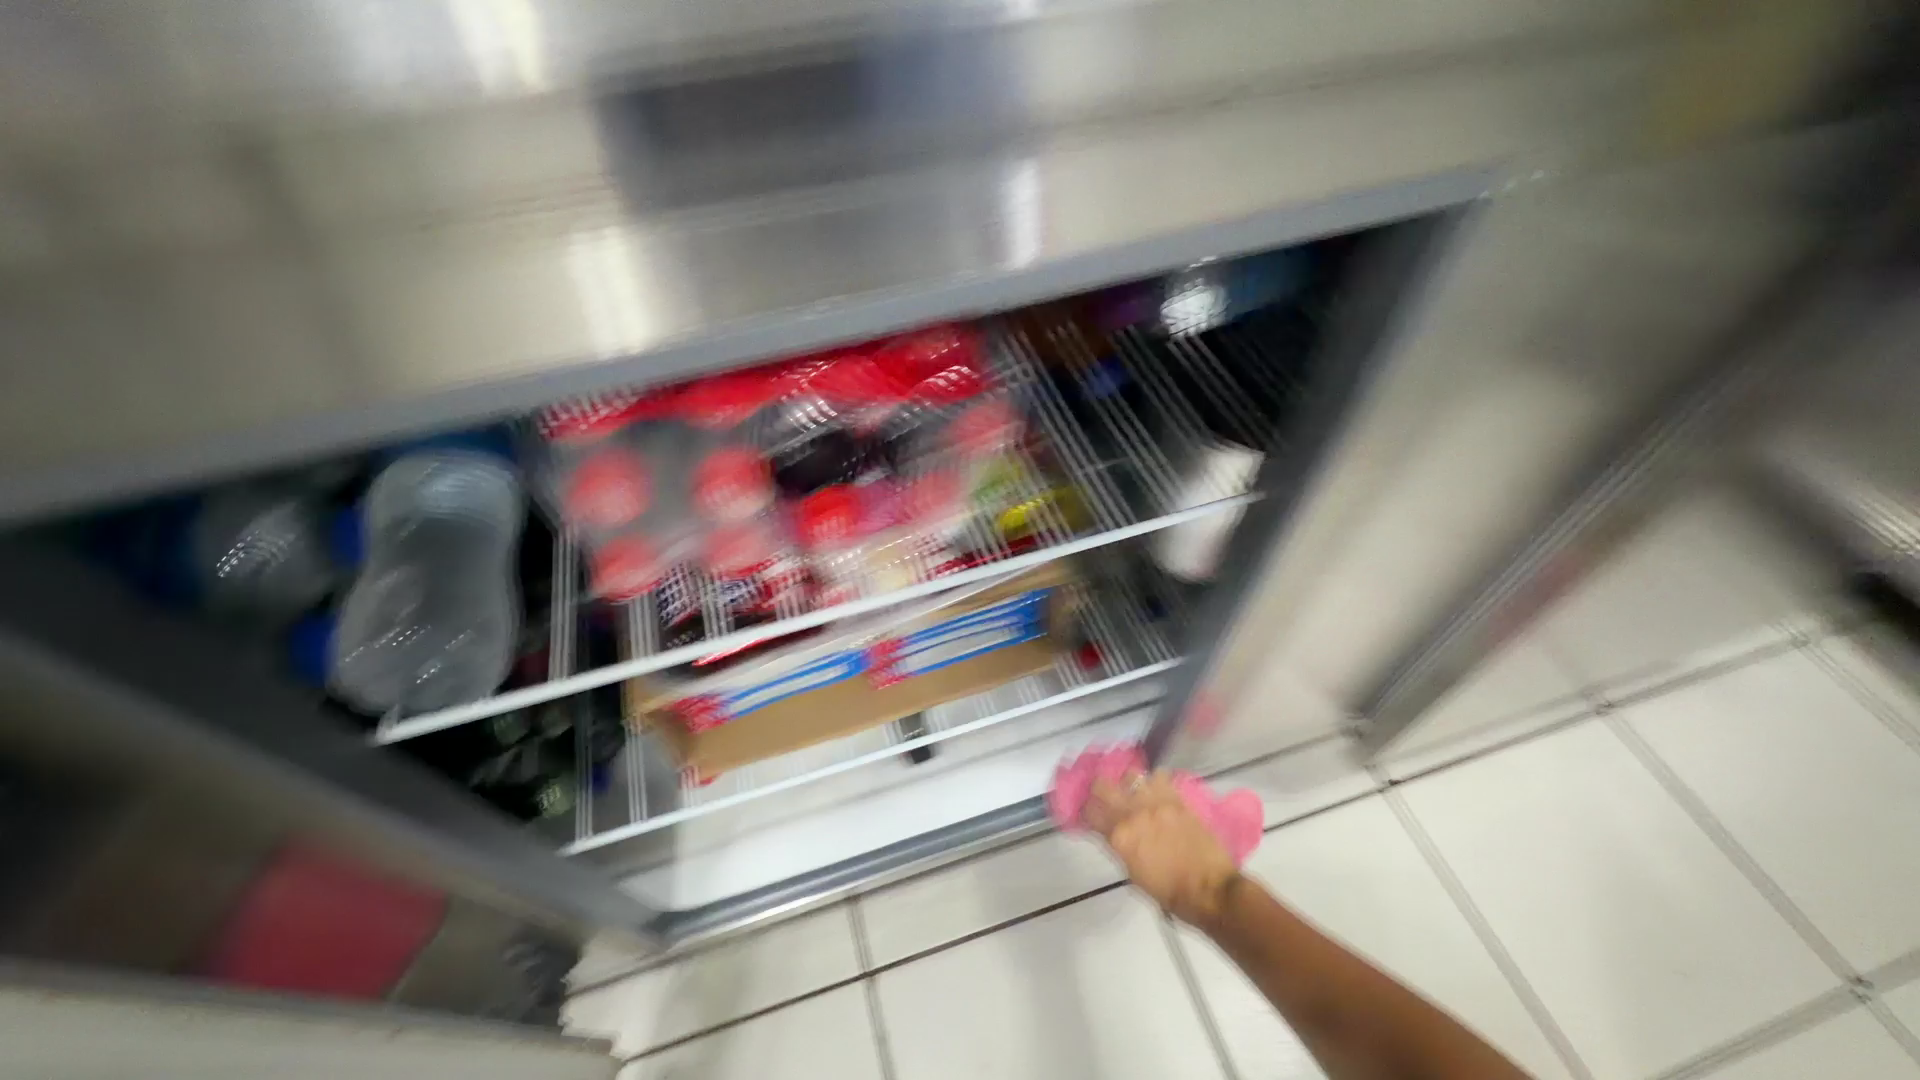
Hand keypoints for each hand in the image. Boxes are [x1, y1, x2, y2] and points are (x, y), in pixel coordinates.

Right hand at [1084, 770, 1239, 926]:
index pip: (1089, 812)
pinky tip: (1156, 791)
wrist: (1210, 890)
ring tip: (1133, 792)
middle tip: (1102, 796)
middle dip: (1097, 789)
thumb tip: (1108, 832)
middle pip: (1102, 785)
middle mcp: (1133, 814)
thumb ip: (1117, 846)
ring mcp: (1156, 803)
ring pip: (1131, 775)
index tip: (1086, 812)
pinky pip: (1160, 777)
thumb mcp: (1132, 873)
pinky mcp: (1177, 799)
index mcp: (1119, 837)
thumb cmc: (1169, 892)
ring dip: (1128, 783)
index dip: (1084, 811)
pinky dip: (1154, 781)